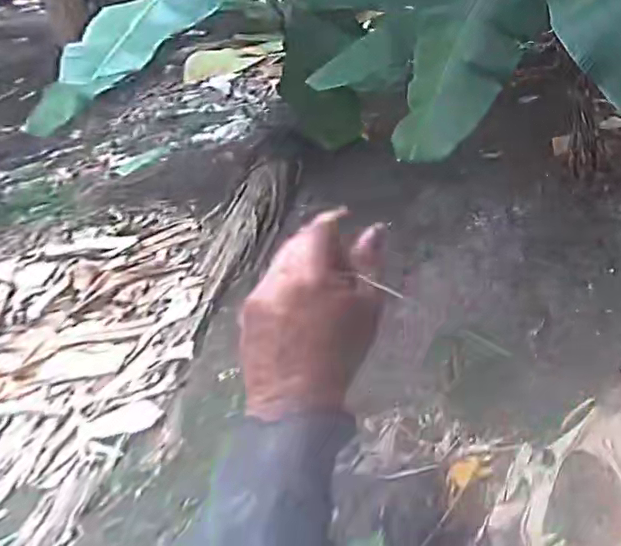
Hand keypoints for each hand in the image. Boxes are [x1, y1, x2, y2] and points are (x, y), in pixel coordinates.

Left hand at [239, 208, 385, 421]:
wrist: (294, 403)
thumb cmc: (341, 350)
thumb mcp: (367, 304)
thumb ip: (369, 262)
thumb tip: (373, 230)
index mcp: (309, 275)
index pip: (317, 229)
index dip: (333, 219)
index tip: (348, 218)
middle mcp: (276, 280)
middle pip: (296, 242)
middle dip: (319, 240)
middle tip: (343, 255)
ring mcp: (257, 299)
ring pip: (281, 262)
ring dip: (303, 259)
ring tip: (325, 280)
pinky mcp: (247, 316)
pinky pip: (270, 282)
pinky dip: (288, 278)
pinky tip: (304, 300)